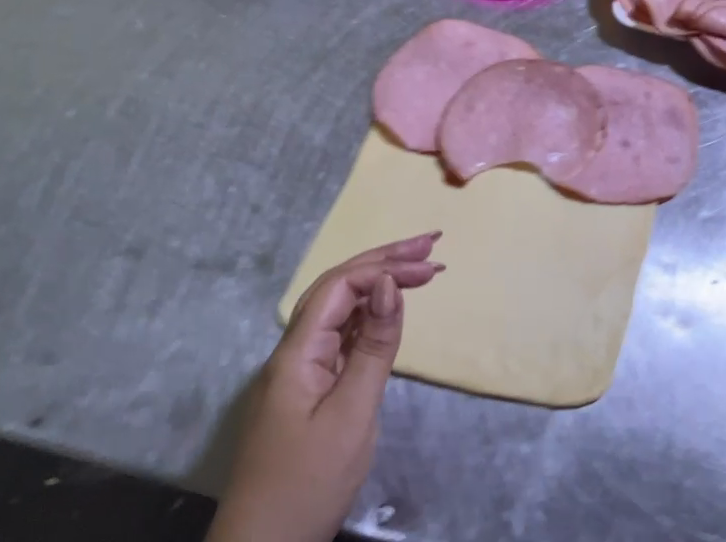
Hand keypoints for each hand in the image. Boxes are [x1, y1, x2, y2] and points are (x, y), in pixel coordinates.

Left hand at [206, 234, 443, 541]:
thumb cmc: (309, 482)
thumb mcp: (352, 414)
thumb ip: (374, 346)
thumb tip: (389, 284)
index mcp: (297, 353)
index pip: (341, 288)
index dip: (385, 269)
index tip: (431, 269)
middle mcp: (294, 353)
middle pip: (337, 289)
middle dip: (383, 260)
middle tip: (431, 242)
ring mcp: (299, 372)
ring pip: (340, 310)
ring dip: (379, 283)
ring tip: (421, 265)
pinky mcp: (309, 391)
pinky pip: (341, 337)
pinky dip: (371, 315)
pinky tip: (391, 310)